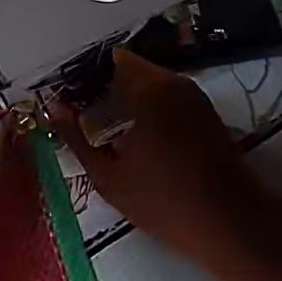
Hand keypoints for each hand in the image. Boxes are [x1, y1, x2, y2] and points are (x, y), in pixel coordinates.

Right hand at [52, 51, 266, 264]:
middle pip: (132, 71)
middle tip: (88, 119)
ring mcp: (194, 94)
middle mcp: (174, 82)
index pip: (112, 62)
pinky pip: (170, 97)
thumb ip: (77, 138)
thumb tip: (55, 108)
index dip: (90, 78)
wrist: (226, 218)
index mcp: (149, 90)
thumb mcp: (108, 176)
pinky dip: (152, 107)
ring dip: (130, 99)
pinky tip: (140, 138)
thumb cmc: (162, 200)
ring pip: (152, 83)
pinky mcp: (206, 110)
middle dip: (108, 89)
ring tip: (111, 131)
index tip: (74, 100)